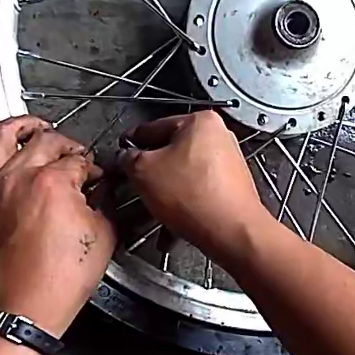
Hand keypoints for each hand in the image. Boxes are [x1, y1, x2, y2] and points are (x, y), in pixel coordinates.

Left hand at [0, 110, 115, 335]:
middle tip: (76, 157)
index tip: (96, 178)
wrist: (22, 311)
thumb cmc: (58, 280)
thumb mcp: (104, 234)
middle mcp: (19, 177)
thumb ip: (104, 203)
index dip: (93, 167)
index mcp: (54, 182)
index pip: (79, 160)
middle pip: (47, 142)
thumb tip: (100, 191)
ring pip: (4, 136)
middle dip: (68, 145)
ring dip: (23, 124)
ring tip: (34, 125)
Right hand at [118, 111, 275, 259]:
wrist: (232, 231)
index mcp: (200, 122)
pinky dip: (181, 206)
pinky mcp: (230, 188)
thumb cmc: (198, 198)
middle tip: (134, 183)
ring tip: (151, 209)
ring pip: (183, 175)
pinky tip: (168, 226)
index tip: (122, 151)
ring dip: (164, 193)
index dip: (132, 141)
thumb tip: (126, 158)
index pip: (154, 126)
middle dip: (150, 173)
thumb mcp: (144, 172)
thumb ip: (128, 159)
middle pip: (170, 152)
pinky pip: (197, 192)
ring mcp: (227, 163)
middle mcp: (219, 138)